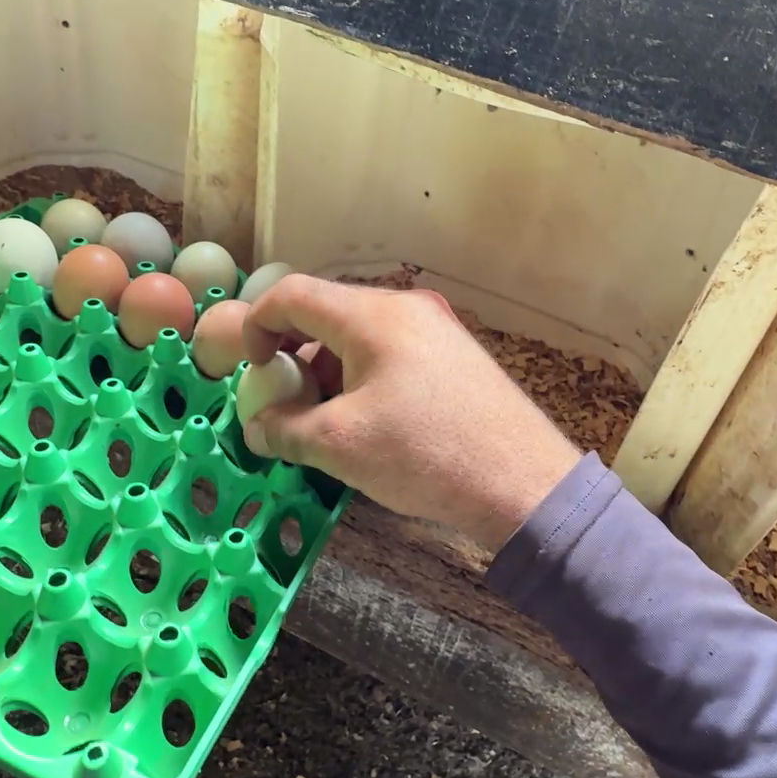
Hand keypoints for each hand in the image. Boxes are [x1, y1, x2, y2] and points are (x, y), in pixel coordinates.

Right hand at [241, 275, 582, 549]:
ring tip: (325, 421)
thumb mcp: (340, 446)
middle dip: (293, 354)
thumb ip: (283, 429)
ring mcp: (437, 328)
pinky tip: (367, 420)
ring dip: (328, 370)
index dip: (256, 325)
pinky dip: (362, 376)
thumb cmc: (425, 456)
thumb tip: (255, 426)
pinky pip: (391, 351)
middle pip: (327, 313)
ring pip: (359, 335)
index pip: (292, 294)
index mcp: (373, 316)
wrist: (524, 484)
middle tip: (286, 402)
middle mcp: (406, 308)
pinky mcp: (455, 354)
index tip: (252, 370)